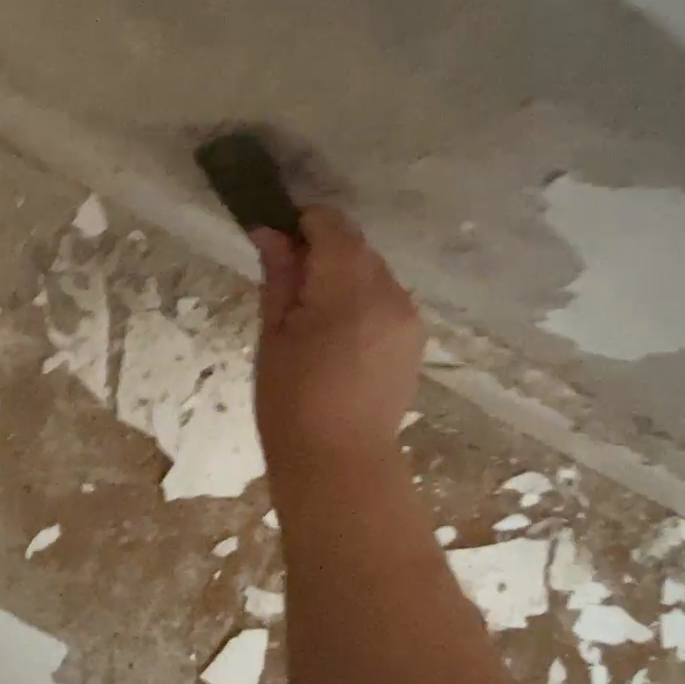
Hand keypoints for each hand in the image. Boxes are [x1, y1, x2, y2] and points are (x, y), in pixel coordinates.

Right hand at [250, 208, 423, 478]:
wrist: (338, 460)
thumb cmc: (288, 402)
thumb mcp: (272, 336)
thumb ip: (279, 279)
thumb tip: (269, 232)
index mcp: (348, 293)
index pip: (332, 228)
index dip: (302, 223)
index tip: (274, 236)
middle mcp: (389, 295)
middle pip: (355, 247)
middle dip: (320, 251)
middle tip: (283, 281)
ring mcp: (408, 316)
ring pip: (371, 271)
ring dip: (340, 275)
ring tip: (307, 314)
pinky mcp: (414, 336)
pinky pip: (384, 298)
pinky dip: (357, 298)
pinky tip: (332, 333)